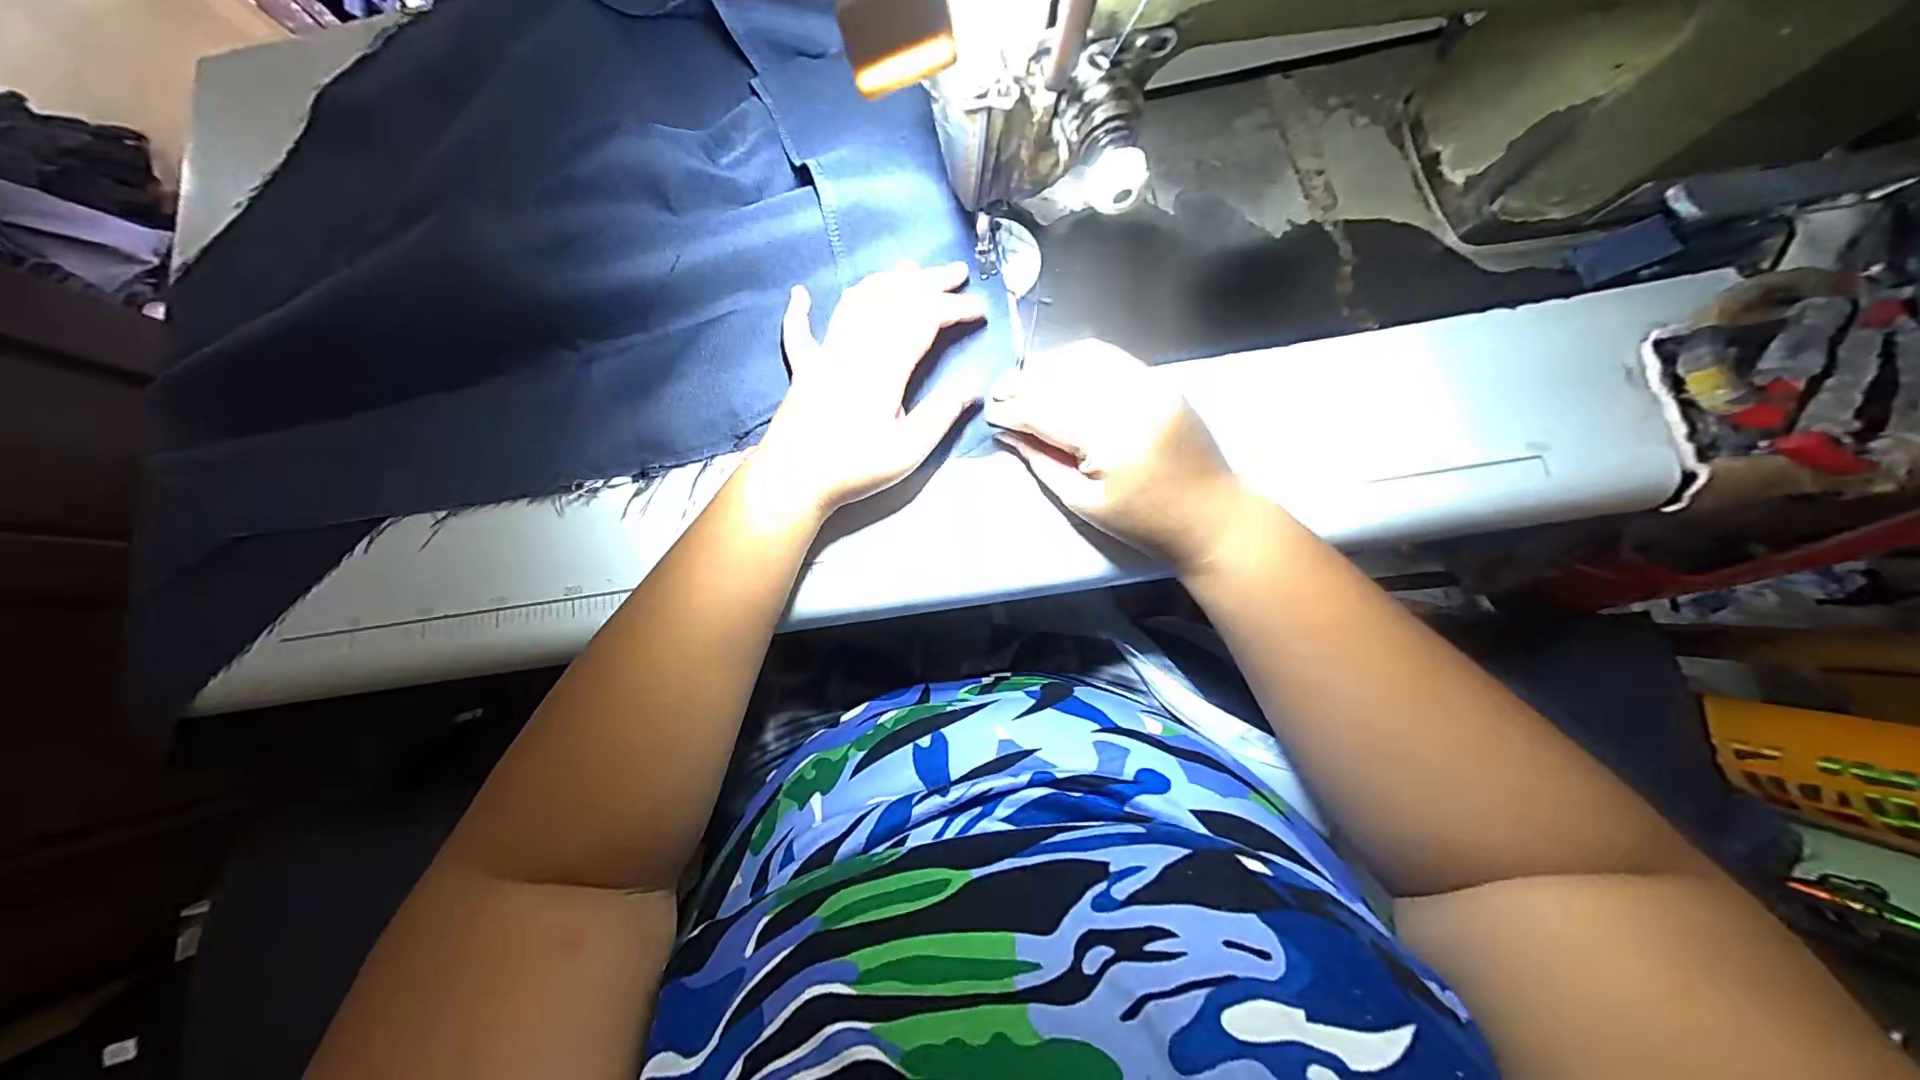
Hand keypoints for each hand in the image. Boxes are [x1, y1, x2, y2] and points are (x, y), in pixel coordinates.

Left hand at [746, 262, 987, 516]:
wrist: (793, 479)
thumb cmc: (854, 468)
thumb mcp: (908, 451)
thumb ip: (940, 415)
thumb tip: (971, 389)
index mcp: (884, 366)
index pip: (925, 319)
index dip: (955, 308)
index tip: (980, 311)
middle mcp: (854, 348)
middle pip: (894, 298)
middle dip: (928, 281)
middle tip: (957, 272)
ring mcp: (825, 354)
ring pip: (855, 302)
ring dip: (884, 281)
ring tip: (908, 268)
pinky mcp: (804, 369)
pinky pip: (800, 331)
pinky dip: (800, 311)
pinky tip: (800, 295)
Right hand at [983, 339, 1250, 572]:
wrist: (1212, 517)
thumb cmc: (1144, 523)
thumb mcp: (1083, 502)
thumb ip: (1042, 462)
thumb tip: (1008, 433)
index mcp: (1111, 441)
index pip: (1045, 410)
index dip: (1011, 410)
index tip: (991, 414)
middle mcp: (1131, 402)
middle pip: (1061, 378)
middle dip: (1024, 384)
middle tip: (1002, 394)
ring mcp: (1150, 386)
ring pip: (1084, 358)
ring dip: (1050, 367)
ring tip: (1029, 382)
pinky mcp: (1161, 382)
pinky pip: (1112, 358)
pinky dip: (1081, 360)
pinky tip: (1063, 373)